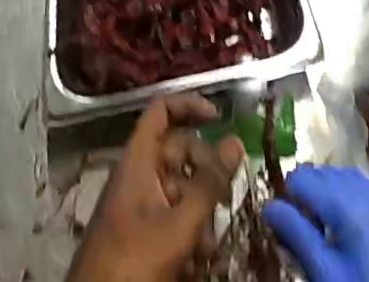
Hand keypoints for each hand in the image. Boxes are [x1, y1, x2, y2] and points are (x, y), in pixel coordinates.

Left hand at [66, 94, 246, 281]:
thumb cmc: (133, 260)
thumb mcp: (178, 224)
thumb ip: (208, 185)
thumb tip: (235, 142)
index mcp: (138, 159)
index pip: (161, 111)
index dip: (189, 106)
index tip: (220, 119)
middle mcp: (139, 173)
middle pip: (177, 152)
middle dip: (205, 172)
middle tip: (227, 198)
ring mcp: (140, 203)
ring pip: (181, 189)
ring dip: (202, 212)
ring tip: (209, 246)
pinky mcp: (144, 232)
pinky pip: (174, 218)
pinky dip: (191, 234)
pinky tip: (200, 263)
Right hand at [261, 166, 368, 281]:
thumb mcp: (326, 274)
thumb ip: (296, 236)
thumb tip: (268, 206)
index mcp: (343, 202)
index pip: (298, 178)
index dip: (287, 201)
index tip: (289, 231)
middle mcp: (361, 190)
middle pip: (317, 173)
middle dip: (305, 196)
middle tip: (306, 235)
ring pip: (336, 177)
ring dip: (323, 195)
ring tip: (325, 234)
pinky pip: (357, 187)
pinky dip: (343, 198)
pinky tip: (347, 231)